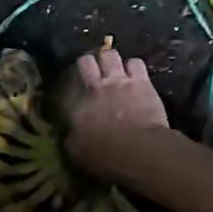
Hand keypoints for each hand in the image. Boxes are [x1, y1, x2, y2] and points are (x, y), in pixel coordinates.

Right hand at [63, 46, 171, 177]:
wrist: (138, 149)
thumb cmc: (106, 156)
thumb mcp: (77, 152)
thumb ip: (72, 138)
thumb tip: (70, 133)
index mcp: (79, 106)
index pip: (70, 89)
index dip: (75, 87)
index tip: (79, 92)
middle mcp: (97, 88)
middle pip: (87, 61)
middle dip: (90, 63)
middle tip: (94, 70)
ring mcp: (120, 81)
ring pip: (110, 55)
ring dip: (112, 60)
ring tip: (115, 68)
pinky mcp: (142, 82)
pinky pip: (136, 63)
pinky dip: (134, 67)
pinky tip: (136, 75)